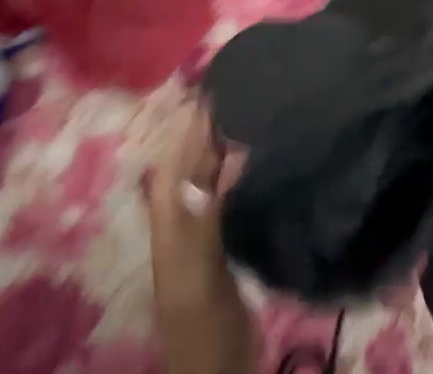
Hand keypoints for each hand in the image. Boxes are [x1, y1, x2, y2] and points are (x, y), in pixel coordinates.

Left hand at [144, 98, 256, 373]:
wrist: (216, 372)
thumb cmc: (205, 325)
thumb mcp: (200, 274)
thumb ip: (206, 219)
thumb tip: (220, 161)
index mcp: (171, 227)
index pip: (175, 165)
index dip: (189, 128)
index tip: (212, 87)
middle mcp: (184, 225)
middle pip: (190, 168)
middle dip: (205, 129)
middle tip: (234, 87)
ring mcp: (204, 238)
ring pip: (209, 180)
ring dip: (223, 146)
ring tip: (248, 110)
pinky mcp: (227, 248)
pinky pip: (229, 197)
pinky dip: (240, 173)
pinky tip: (261, 160)